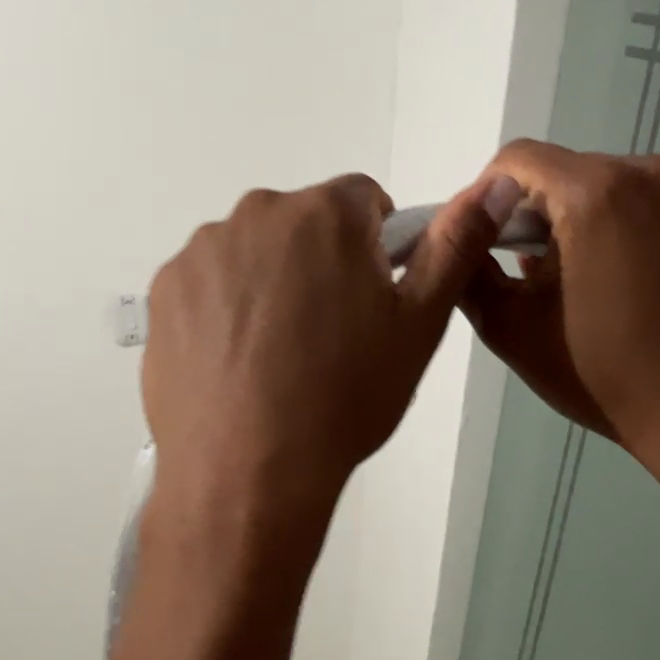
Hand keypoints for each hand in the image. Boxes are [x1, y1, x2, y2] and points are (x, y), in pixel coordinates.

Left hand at [143, 172, 520, 558]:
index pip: (363, 200)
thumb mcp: (419, 325)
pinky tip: (232, 362)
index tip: (370, 299)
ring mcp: (201, 251)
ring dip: (267, 282)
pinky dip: (221, 308)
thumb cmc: (344, 398)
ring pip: (251, 252)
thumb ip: (458, 245)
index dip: (374, 246)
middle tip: (325, 335)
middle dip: (318, 261)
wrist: (248, 472)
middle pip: (302, 223)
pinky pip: (206, 283)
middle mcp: (256, 213)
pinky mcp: (164, 290)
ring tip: (274, 357)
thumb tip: (495, 187)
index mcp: (324, 212)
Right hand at [460, 140, 659, 464]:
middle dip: (547, 212)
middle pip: (573, 171)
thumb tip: (464, 235)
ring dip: (598, 219)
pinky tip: (647, 283)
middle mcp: (653, 174)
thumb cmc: (596, 370)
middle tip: (540, 272)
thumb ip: (469, 269)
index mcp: (593, 193)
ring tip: (597, 280)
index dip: (490, 193)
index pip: (519, 159)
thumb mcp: (508, 326)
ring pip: (623, 187)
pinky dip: (647, 232)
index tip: (489, 240)